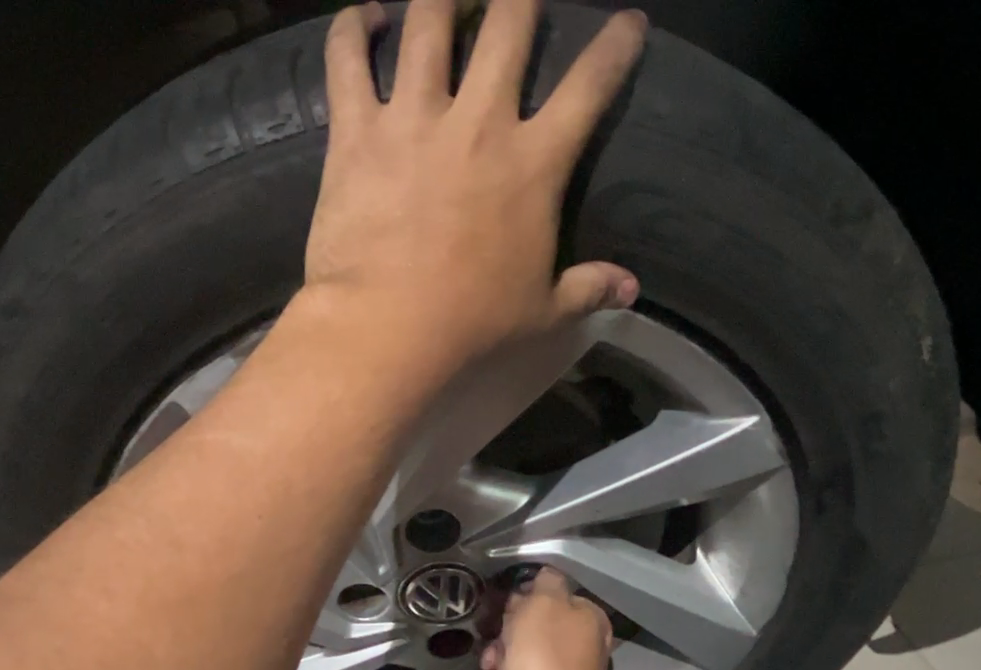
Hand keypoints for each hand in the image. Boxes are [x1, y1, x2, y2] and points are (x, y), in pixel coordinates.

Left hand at [305, 0, 647, 364]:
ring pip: (429, 22)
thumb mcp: (543, 312)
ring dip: (441, 0)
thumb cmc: (472, 323)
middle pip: (509, 24)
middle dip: (519, 0)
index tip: (626, 23)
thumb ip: (588, 289)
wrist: (388, 326)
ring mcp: (415, 118)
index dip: (615, 46)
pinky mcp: (357, 131)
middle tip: (516, 1)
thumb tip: (631, 289)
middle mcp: (481, 120)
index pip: (590, 84)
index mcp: (537, 162)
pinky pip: (349, 59)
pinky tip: (365, 17)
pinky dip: (354, 28)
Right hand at [480, 568, 613, 669]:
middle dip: (506, 632)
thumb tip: (546, 576)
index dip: (526, 599)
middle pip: (533, 627)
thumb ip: (546, 583)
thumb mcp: (543, 605)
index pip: (555, 596)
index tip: (507, 609)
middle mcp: (580, 649)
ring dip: (497, 659)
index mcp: (589, 622)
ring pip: (518, 656)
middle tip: (495, 640)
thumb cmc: (542, 661)